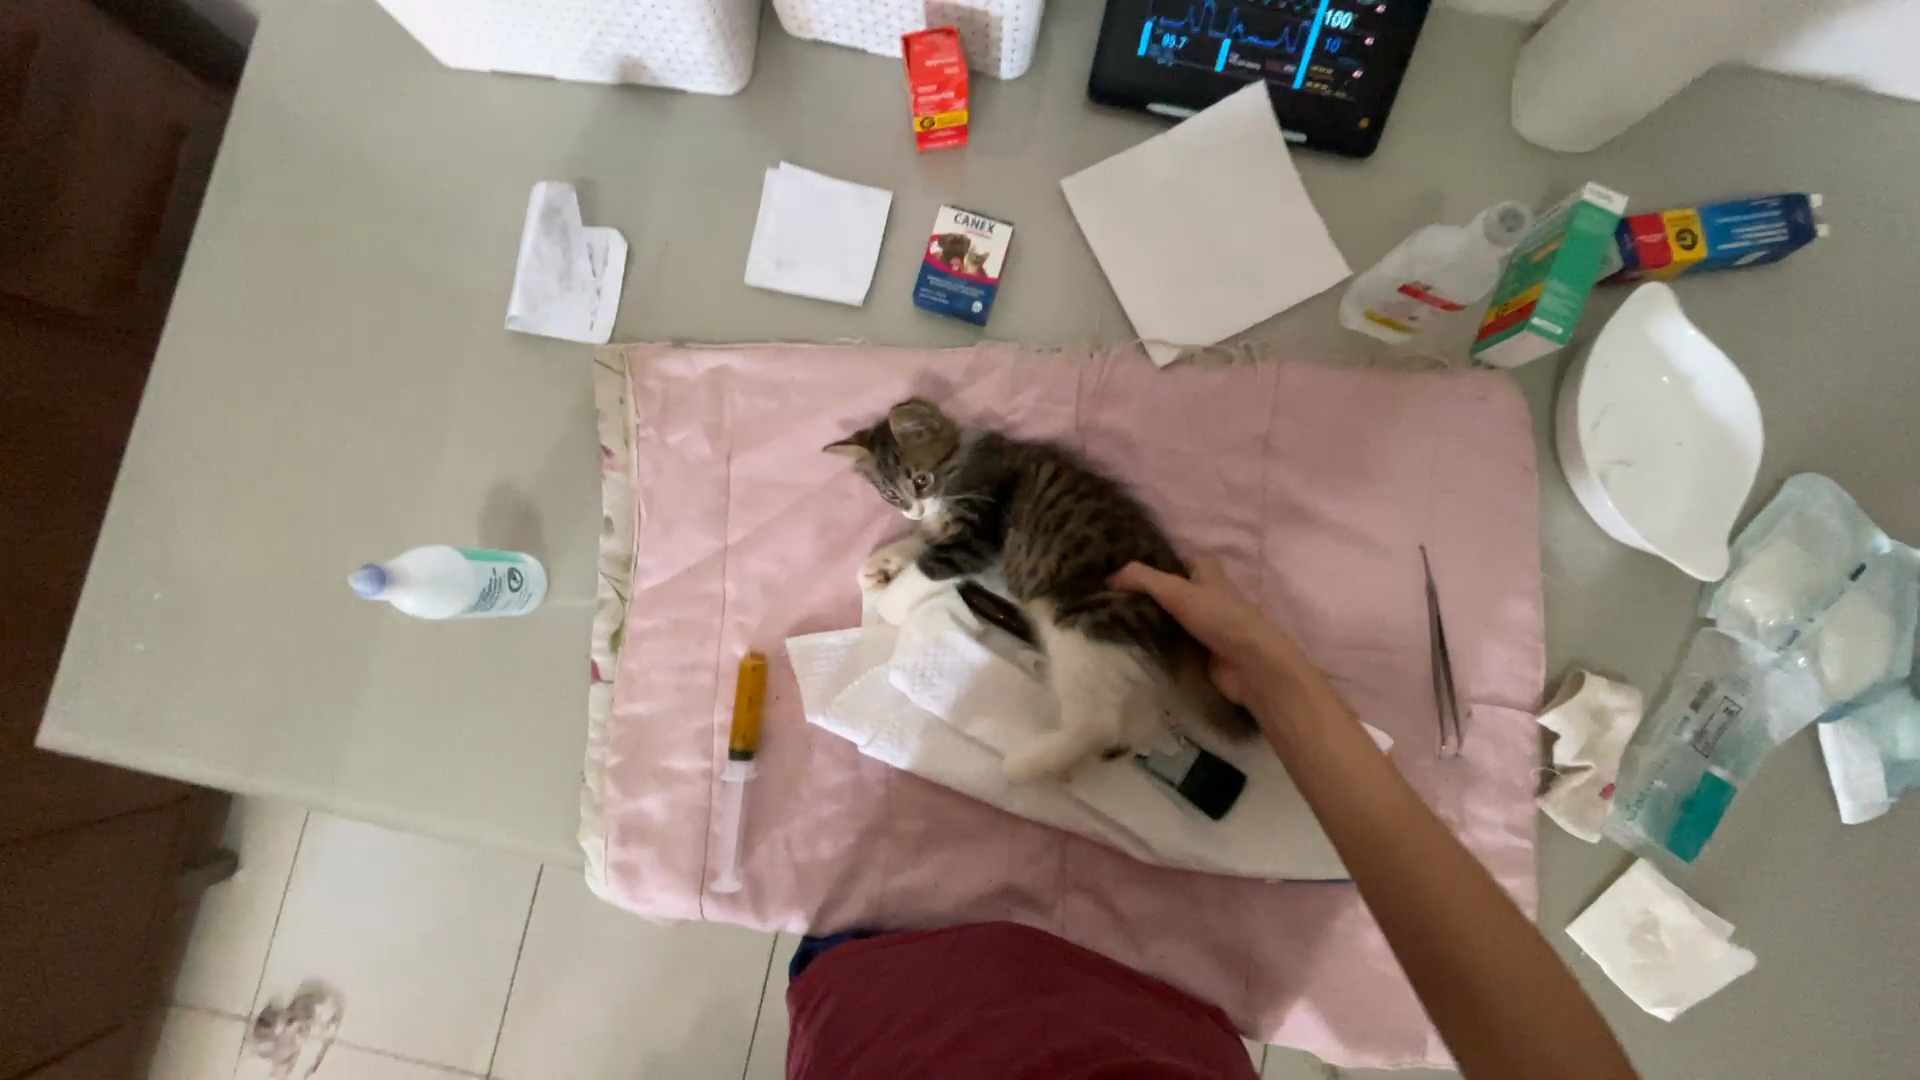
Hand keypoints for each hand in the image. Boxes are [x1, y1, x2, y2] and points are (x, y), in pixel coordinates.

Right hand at [1110, 559, 1302, 707]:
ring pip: (1161, 614)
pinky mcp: (1196, 647)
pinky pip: (1166, 639)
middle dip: (1135, 593)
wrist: (1252, 666)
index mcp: (1203, 569)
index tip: (1109, 570)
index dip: (1140, 563)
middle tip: (1101, 597)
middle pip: (1161, 588)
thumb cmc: (1220, 618)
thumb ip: (1141, 578)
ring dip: (1140, 618)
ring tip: (1104, 617)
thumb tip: (1108, 578)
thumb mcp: (1177, 590)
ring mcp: (1199, 621)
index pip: (1165, 559)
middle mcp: (1201, 592)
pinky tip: (1124, 639)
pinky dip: (1149, 639)